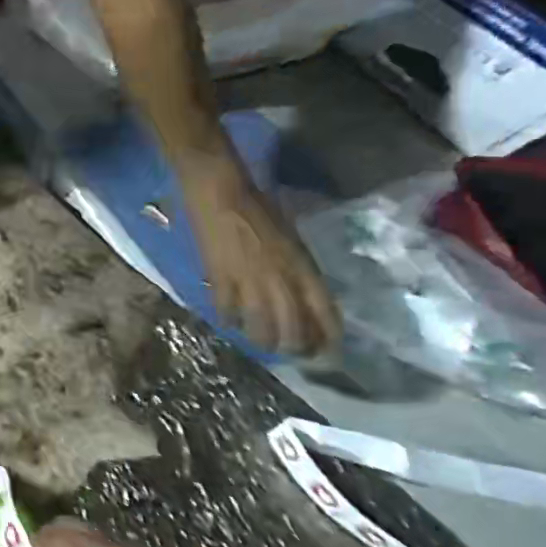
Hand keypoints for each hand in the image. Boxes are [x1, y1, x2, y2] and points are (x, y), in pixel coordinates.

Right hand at [188, 176, 340, 355]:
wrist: (220, 192)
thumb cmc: (261, 208)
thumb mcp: (292, 239)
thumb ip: (296, 267)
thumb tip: (297, 293)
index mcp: (304, 268)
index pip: (325, 314)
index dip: (328, 338)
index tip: (328, 353)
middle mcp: (280, 279)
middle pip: (292, 326)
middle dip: (294, 345)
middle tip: (291, 354)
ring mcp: (247, 278)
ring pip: (259, 322)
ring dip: (261, 338)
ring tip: (259, 343)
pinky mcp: (217, 273)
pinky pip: (225, 305)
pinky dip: (228, 317)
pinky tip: (228, 321)